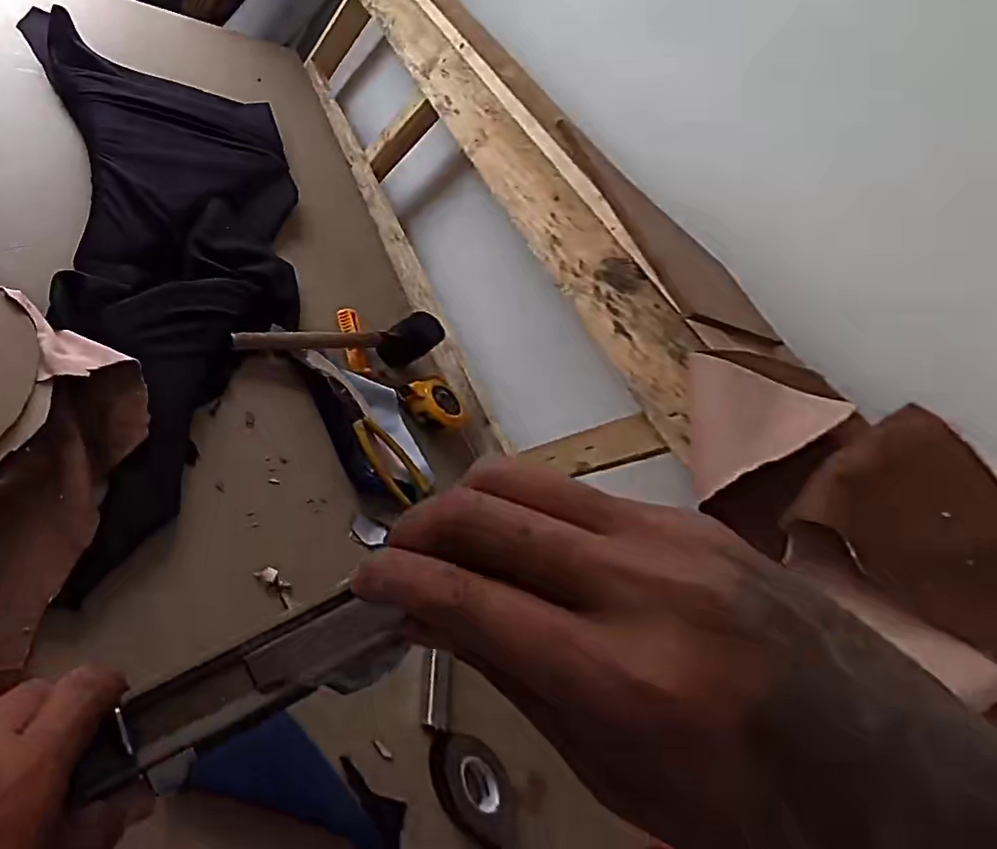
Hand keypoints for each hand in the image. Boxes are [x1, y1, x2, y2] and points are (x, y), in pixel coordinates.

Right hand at [352, 457, 996, 848]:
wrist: (925, 792)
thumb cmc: (749, 808)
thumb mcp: (608, 767)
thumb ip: (502, 672)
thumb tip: (418, 614)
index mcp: (629, 679)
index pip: (465, 597)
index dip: (394, 580)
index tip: (362, 584)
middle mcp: (648, 592)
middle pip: (478, 516)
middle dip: (412, 531)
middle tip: (396, 558)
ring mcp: (675, 544)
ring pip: (511, 480)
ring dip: (456, 506)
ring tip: (447, 542)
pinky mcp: (690, 521)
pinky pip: (565, 492)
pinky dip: (517, 512)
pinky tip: (525, 549)